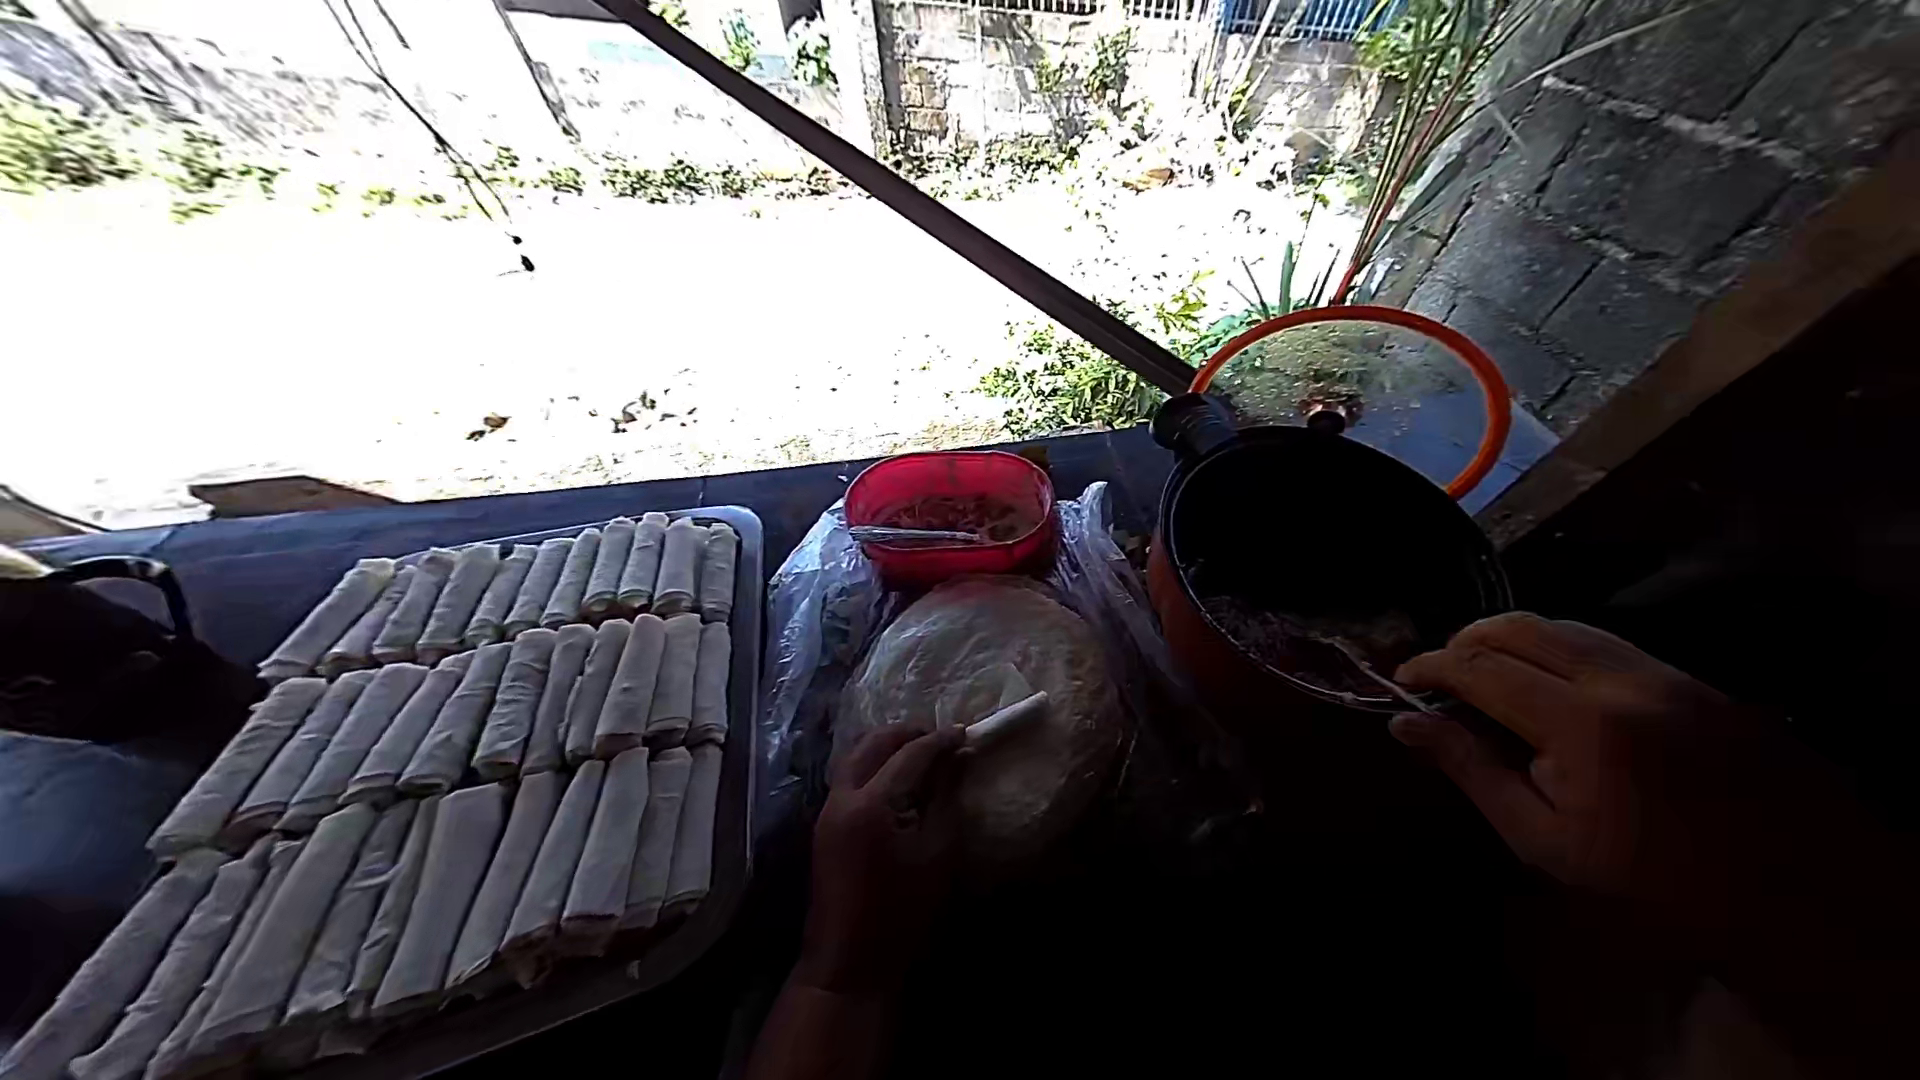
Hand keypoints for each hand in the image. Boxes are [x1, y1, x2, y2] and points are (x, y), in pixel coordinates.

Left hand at [797, 725, 965, 992]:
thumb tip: (958, 758)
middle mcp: (842, 797)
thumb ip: (947, 798)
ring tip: (920, 750)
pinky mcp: (824, 825)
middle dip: (908, 734)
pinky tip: (896, 776)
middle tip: (940, 737)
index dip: (939, 741)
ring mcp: (828, 810)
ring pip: (855, 756)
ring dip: (887, 746)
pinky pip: (848, 776)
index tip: (964, 733)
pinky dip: (872, 764)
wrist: (849, 965)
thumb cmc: (902, 914)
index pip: (909, 755)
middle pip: (873, 743)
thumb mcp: (937, 853)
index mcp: (871, 804)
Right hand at [1388, 612, 1751, 912]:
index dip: (1428, 666)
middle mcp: (1626, 682)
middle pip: (1515, 626)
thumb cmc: (1662, 886)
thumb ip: (1469, 769)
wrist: (1825, 911)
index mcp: (1583, 725)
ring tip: (1488, 680)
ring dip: (1507, 642)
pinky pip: (1604, 643)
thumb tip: (1404, 723)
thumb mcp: (1544, 840)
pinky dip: (1554, 651)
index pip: (1477, 664)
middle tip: (1441, 678)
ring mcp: (1671, 677)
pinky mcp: (1699, 683)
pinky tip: (1548, 689)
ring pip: (1561, 626)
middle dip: (1461, 642)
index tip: (1403, 681)